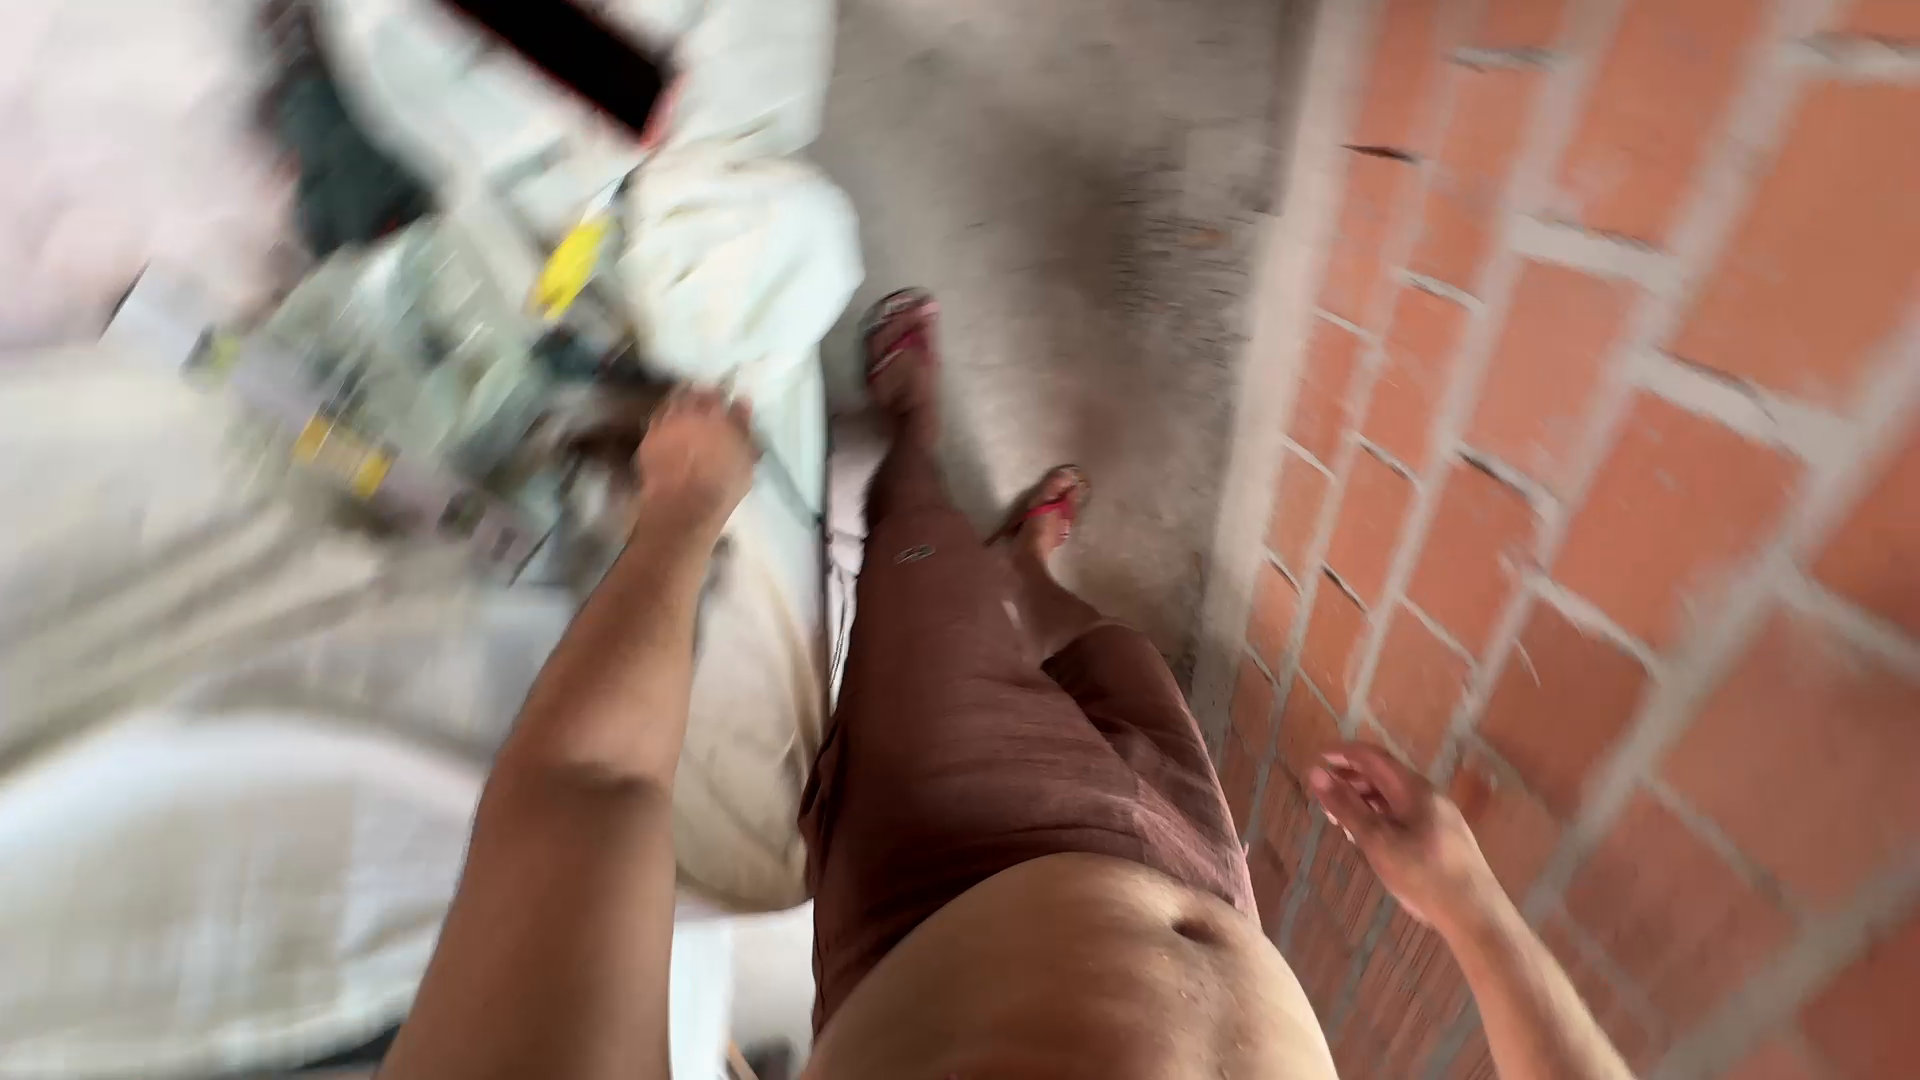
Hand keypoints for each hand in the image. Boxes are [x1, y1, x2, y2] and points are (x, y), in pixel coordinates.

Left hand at [634, 386, 757, 535]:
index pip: (720, 393)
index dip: (723, 393)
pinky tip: (668, 424)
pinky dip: (664, 418)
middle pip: (693, 393)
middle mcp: (688, 413)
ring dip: (680, 401)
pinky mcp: (648, 439)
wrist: (683, 504)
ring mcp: (665, 424)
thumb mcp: (746, 459)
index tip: (727, 397)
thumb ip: (744, 429)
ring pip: (672, 402)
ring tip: (686, 408)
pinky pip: (656, 420)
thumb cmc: (723, 485)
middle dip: (700, 393)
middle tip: (705, 397)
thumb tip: (743, 402)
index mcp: (717, 415)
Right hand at [1308, 742, 1507, 937]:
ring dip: (1362, 799)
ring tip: (1339, 818)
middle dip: (1349, 779)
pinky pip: (1402, 814)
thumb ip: (1344, 804)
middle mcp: (1428, 796)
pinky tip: (1368, 836)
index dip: (1342, 754)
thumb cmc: (1422, 873)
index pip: (1372, 756)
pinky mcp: (1442, 838)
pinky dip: (1378, 815)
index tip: (1316, 759)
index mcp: (1414, 789)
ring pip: (1392, 796)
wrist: (1478, 919)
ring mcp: (1438, 817)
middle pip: (1382, 774)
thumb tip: (1315, 772)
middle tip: (1323, 795)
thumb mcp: (1375, 839)